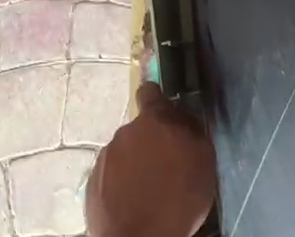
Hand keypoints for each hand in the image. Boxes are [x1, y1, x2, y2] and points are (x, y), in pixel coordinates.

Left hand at [86, 81, 217, 236]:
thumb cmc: (178, 199)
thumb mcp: (203, 160)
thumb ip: (192, 131)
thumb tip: (183, 118)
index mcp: (154, 121)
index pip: (150, 92)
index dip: (156, 98)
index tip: (163, 111)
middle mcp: (126, 132)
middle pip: (140, 129)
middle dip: (150, 142)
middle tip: (164, 167)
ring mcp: (105, 158)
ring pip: (124, 153)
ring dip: (135, 164)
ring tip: (147, 189)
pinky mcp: (91, 184)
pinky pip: (110, 176)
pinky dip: (120, 184)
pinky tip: (132, 202)